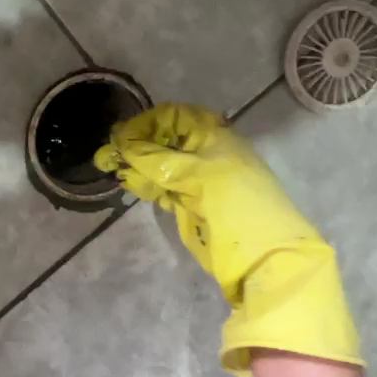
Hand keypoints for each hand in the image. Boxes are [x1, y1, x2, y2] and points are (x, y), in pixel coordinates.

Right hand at [95, 103, 360, 372]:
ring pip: (163, 165)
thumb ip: (156, 159)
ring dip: (139, 166)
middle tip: (109, 155)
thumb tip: (121, 144)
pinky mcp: (194, 204)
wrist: (266, 258)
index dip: (147, 124)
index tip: (120, 136)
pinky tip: (131, 183)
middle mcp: (207, 153)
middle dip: (138, 145)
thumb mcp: (197, 174)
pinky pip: (167, 187)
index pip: (174, 118)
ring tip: (115, 169)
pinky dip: (148, 184)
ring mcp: (201, 180)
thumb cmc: (238, 205)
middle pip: (166, 140)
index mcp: (216, 137)